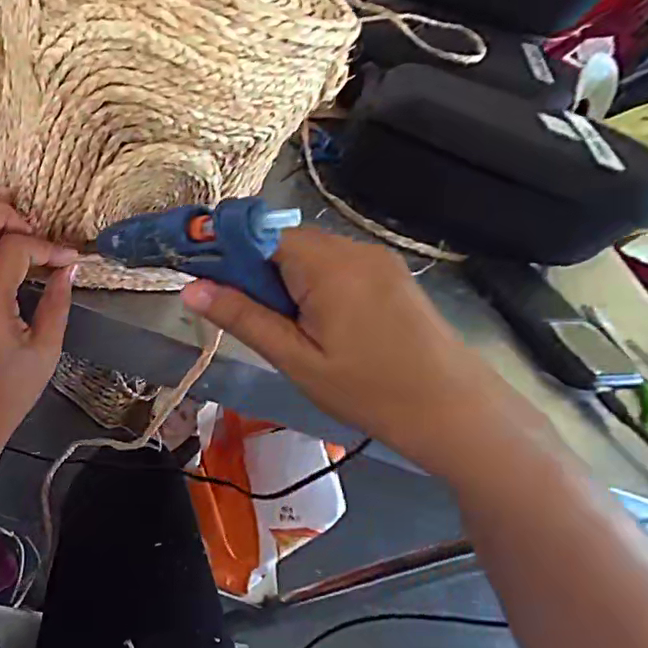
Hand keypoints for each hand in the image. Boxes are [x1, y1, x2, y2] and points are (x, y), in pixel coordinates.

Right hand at [181, 228, 536, 476]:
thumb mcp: (295, 360)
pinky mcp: (390, 275)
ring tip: (285, 329)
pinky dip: (311, 284)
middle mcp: (353, 249)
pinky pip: (334, 266)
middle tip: (247, 319)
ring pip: (308, 254)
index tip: (202, 280)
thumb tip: (191, 289)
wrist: (456, 412)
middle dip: (255, 271)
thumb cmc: (369, 390)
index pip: (259, 234)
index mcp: (328, 265)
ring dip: (282, 280)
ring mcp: (376, 260)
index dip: (226, 252)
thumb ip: (243, 318)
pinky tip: (316, 324)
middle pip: (283, 242)